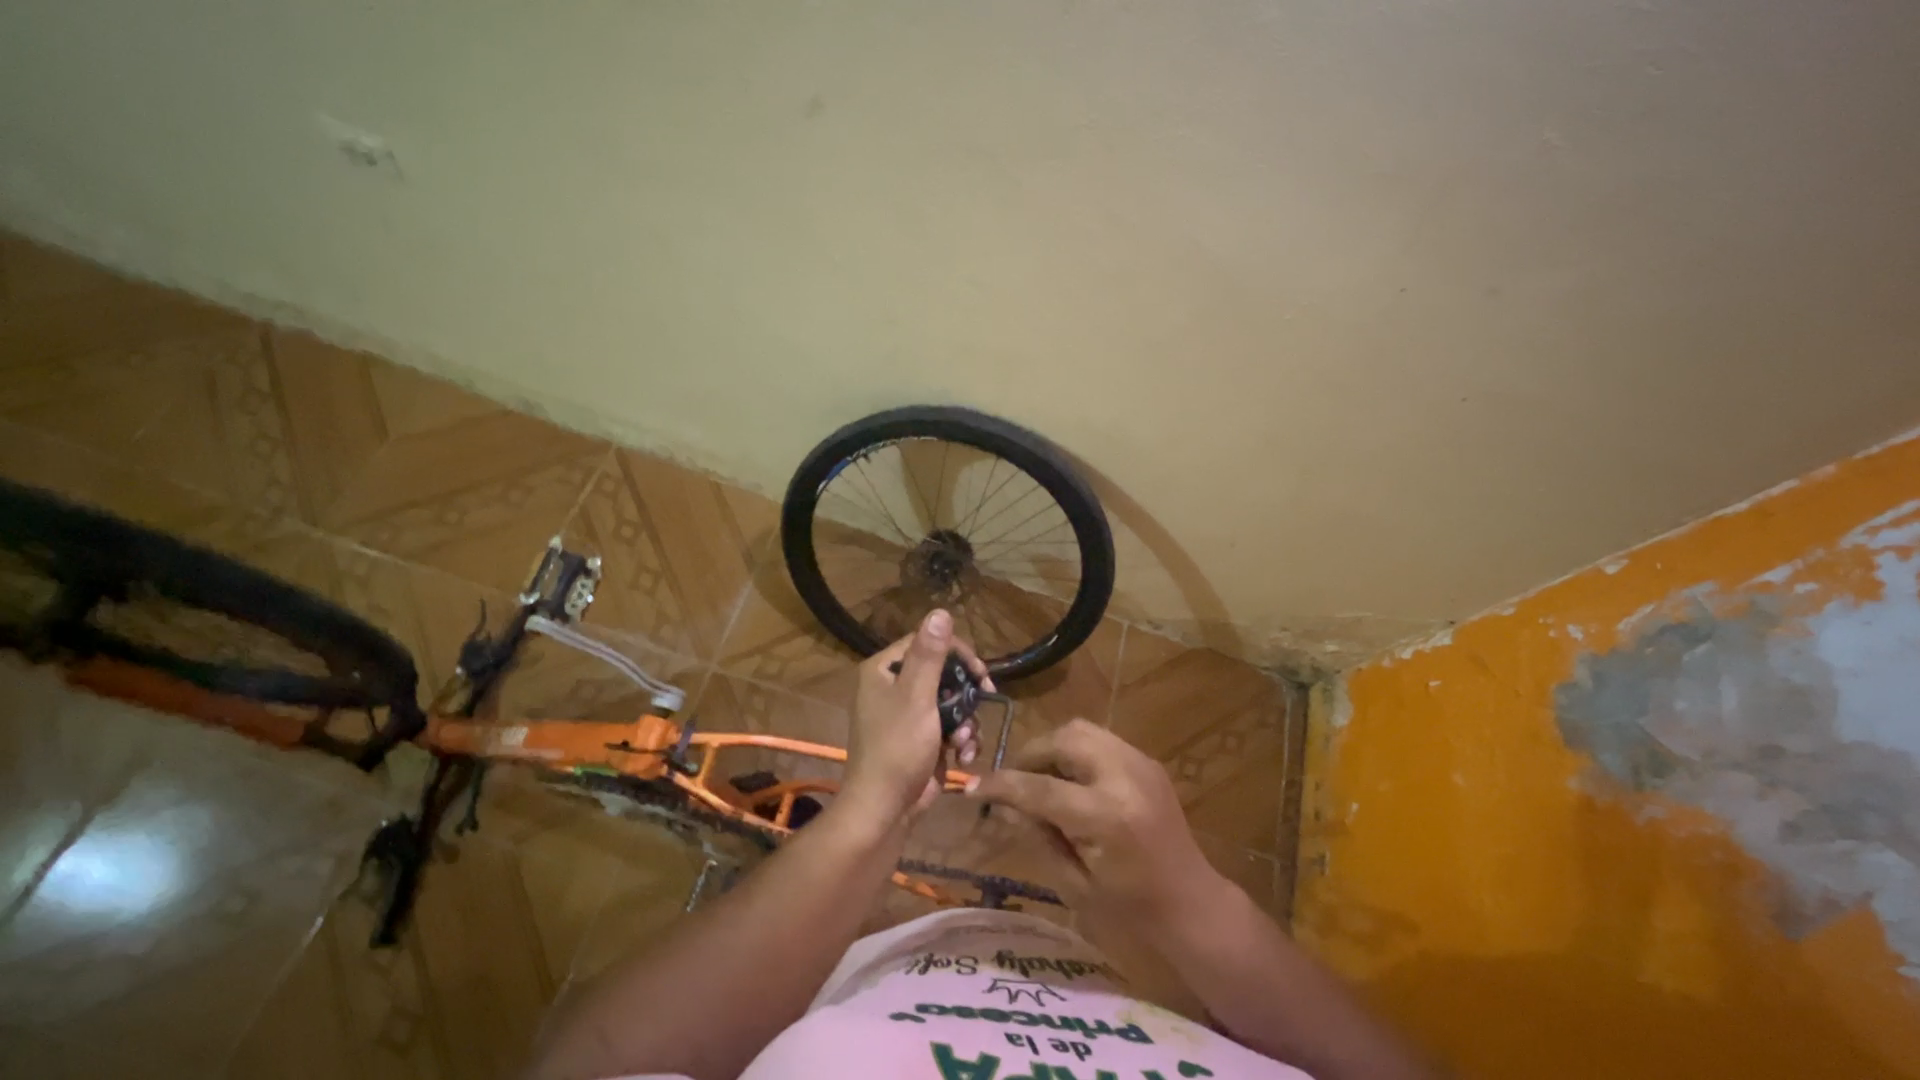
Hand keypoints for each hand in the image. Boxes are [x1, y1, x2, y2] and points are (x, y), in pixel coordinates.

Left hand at [842, 609, 988, 819]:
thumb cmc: (897, 748)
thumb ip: (930, 655)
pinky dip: (960, 741)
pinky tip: (964, 758)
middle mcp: (891, 688)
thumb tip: (940, 611)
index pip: (926, 643)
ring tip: (965, 743)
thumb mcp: (916, 697)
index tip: (981, 674)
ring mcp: (906, 716)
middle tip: (985, 700)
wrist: (885, 808)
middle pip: (942, 672)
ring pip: (951, 702)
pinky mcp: (920, 740)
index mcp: (883, 670)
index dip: (958, 654)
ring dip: (966, 721)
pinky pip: (949, 728)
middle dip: (965, 693)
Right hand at [971, 719, 1217, 916]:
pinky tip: (1070, 782)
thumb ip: (1036, 837)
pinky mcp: (1147, 761)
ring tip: (1040, 780)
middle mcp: (1123, 777)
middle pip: (1062, 740)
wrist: (1191, 903)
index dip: (1001, 785)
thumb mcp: (1074, 884)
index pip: (1038, 787)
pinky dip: (1076, 752)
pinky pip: (1100, 740)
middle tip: (1013, 783)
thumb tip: (1001, 805)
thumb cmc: (1130, 909)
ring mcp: (1140, 763)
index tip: (972, 787)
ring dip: (1052, 748)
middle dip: (1029, 756)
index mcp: (1105, 816)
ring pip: (1081, 730)